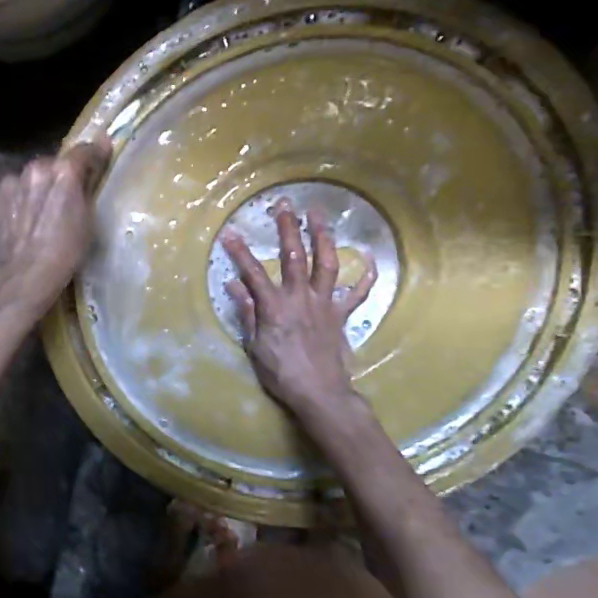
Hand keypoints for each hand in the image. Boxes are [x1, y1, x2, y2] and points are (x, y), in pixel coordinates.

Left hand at [0, 136, 108, 319]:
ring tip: (37, 214)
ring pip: (28, 178)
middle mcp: (34, 168)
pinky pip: (9, 192)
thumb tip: (97, 157)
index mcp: (63, 171)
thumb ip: (88, 185)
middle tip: (62, 199)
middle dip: (59, 177)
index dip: (94, 156)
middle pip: (52, 164)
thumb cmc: (65, 252)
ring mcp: (9, 182)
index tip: (100, 158)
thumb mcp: (88, 219)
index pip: (83, 151)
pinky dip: (16, 201)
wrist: (24, 276)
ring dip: (35, 189)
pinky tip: (19, 221)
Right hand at [221, 200, 377, 410]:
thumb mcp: (254, 345)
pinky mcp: (341, 315)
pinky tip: (368, 258)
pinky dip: (365, 275)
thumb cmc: (280, 373)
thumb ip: (247, 312)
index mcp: (274, 307)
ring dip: (322, 236)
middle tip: (283, 205)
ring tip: (318, 215)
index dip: (240, 252)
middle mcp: (300, 298)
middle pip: (294, 256)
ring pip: (326, 263)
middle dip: (287, 228)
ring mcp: (324, 304)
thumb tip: (234, 286)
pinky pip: (358, 292)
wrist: (319, 391)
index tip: (230, 233)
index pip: (253, 273)